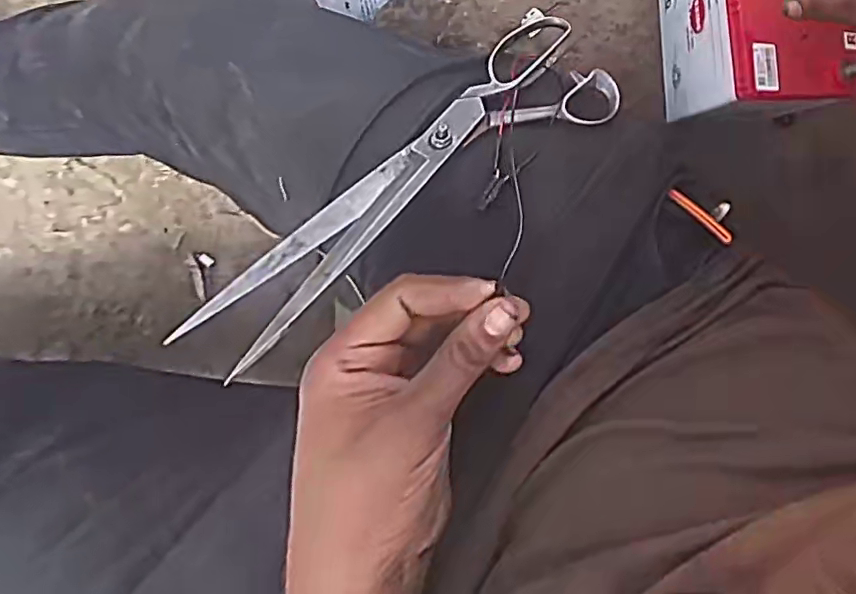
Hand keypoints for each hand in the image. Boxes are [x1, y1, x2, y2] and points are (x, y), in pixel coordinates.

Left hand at [287, 274, 528, 593]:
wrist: (359, 584)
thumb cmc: (356, 515)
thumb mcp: (416, 421)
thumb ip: (462, 358)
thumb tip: (500, 310)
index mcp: (342, 360)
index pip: (403, 298)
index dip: (452, 290)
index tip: (493, 295)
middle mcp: (364, 366)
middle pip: (426, 313)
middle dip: (472, 310)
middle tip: (512, 313)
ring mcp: (390, 386)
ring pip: (443, 336)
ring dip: (480, 333)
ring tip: (513, 337)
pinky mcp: (415, 406)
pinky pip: (451, 363)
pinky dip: (480, 358)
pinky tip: (503, 361)